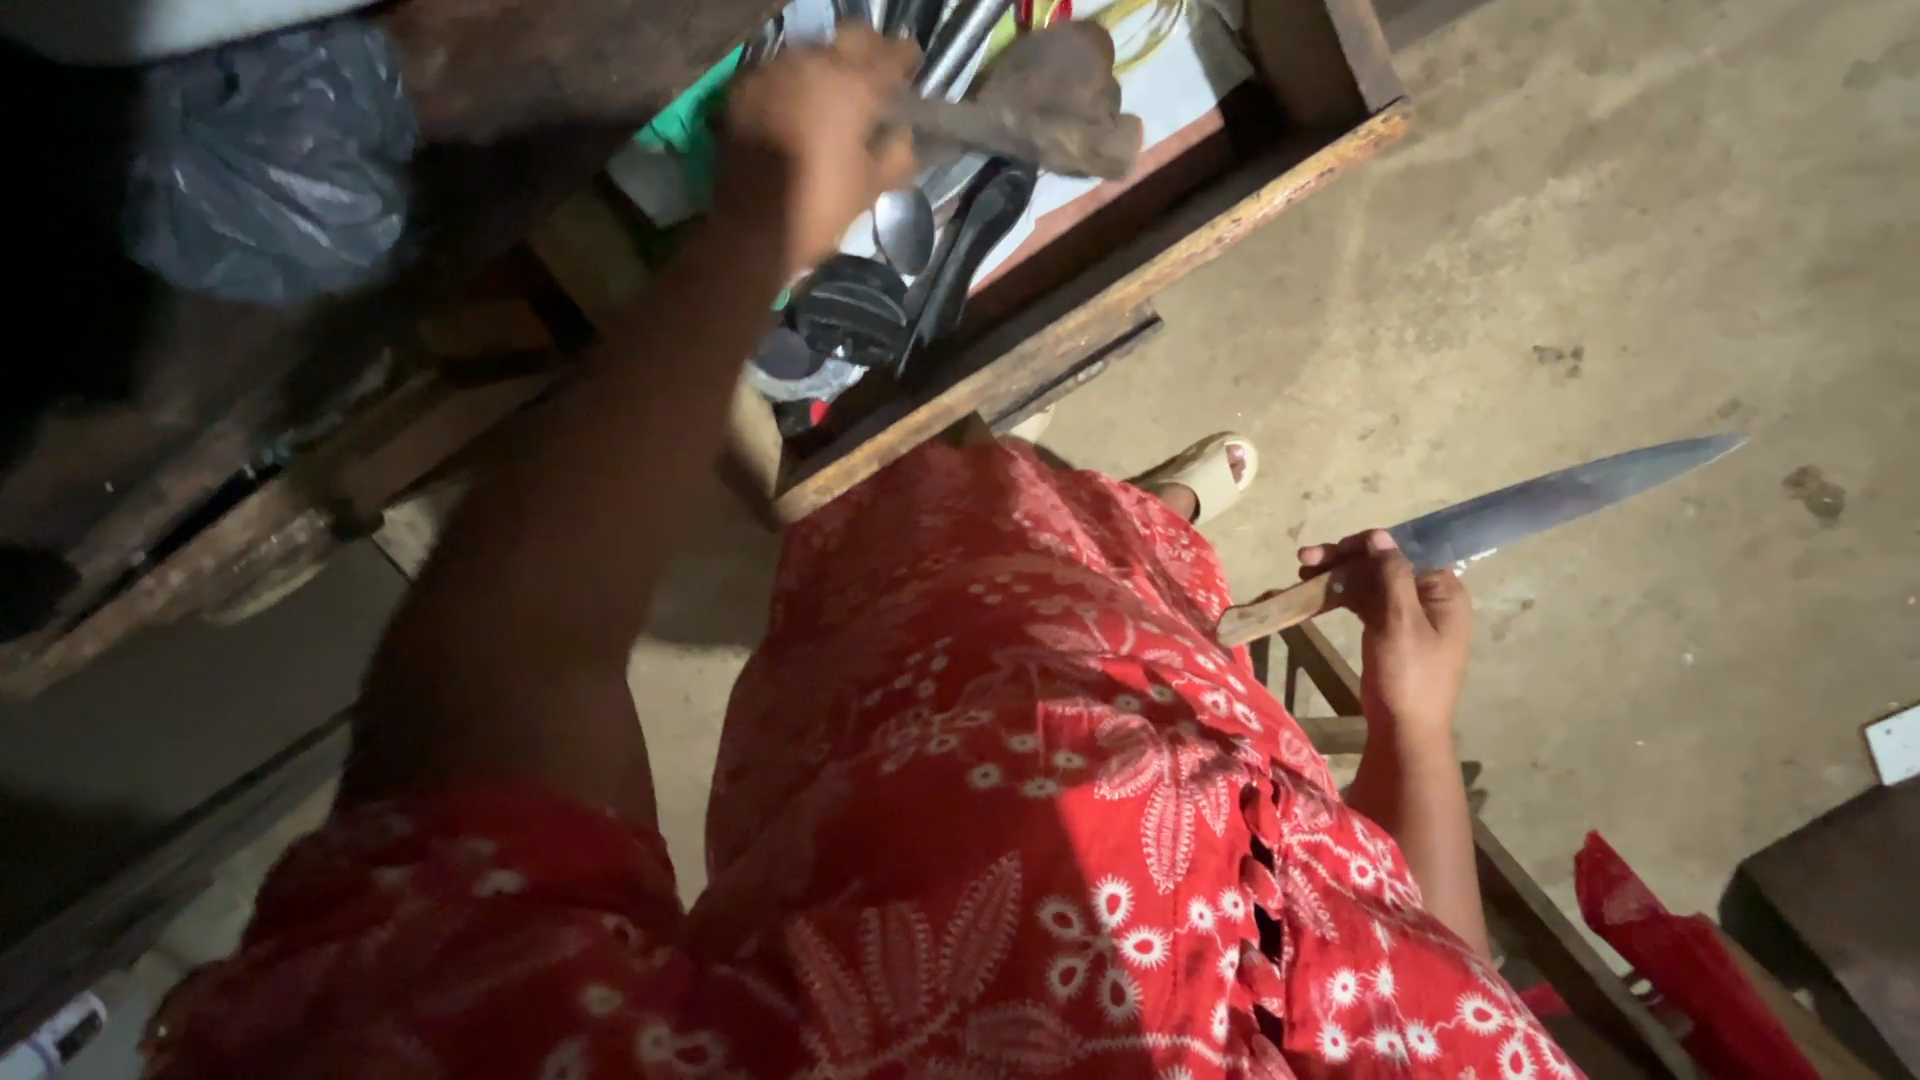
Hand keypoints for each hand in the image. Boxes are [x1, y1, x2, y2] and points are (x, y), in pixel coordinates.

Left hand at [720, 25, 919, 272]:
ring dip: (830, 69)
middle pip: (851, 39)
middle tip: (875, 79)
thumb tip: (903, 135)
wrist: (752, 229)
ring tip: (837, 95)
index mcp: (853, 86)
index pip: (892, 55)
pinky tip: (801, 109)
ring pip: (813, 53)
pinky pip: (781, 73)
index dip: (907, 60)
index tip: (913, 69)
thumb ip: (898, 154)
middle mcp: (813, 64)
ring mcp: (774, 71)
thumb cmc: (820, 209)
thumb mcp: (872, 187)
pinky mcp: (744, 88)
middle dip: (869, 54)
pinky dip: (796, 85)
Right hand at [1298, 530, 1471, 738]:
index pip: (1404, 552)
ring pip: (1369, 583)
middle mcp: (1427, 598)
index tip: (1332, 550)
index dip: (1367, 545)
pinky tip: (1316, 594)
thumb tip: (1380, 535)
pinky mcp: (1387, 630)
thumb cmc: (1409, 674)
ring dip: (1337, 575)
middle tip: (1304, 559)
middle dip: (1343, 559)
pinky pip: (1364, 603)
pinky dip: (1341, 596)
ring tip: (1301, 572)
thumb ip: (1392, 574)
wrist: (1405, 727)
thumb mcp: (1401, 621)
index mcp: (1443, 591)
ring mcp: (1406, 615)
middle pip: (1382, 565)